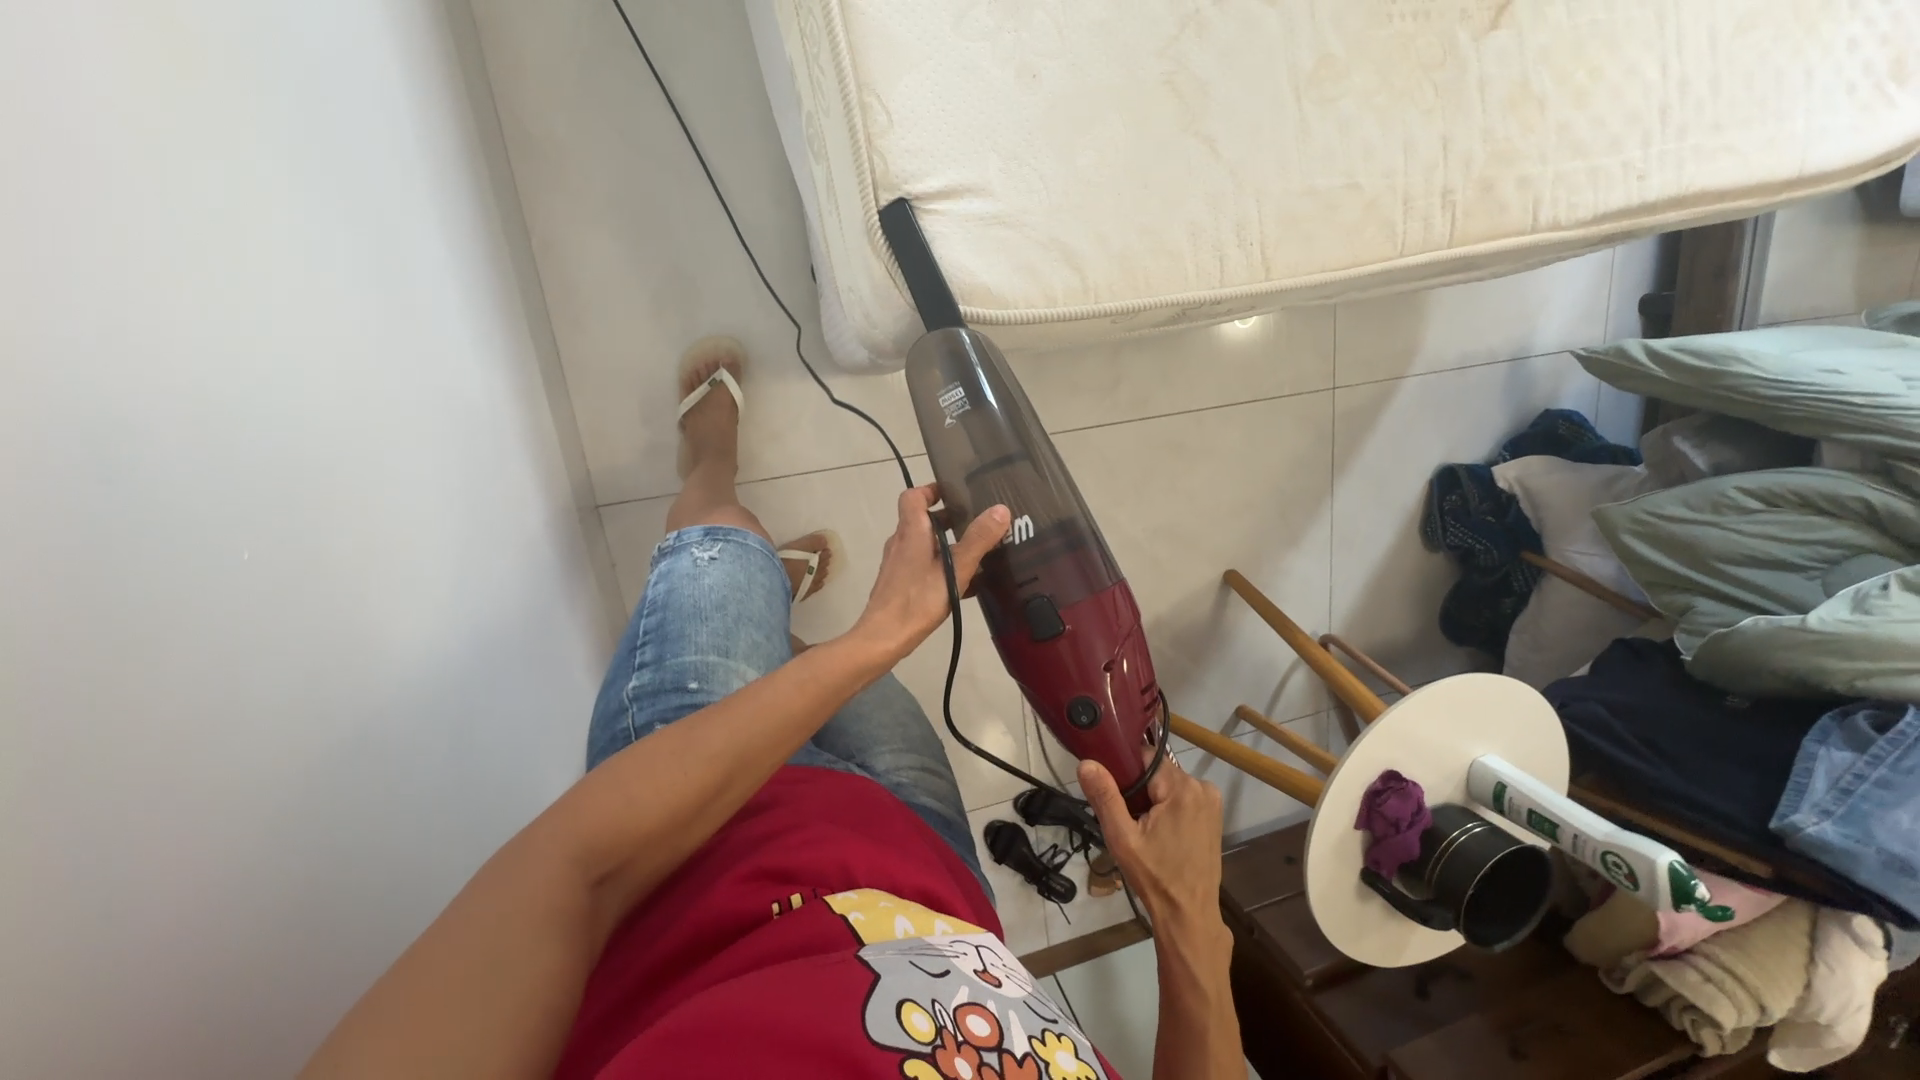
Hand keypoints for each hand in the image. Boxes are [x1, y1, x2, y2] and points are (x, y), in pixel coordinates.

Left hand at [848, 484, 1007, 660]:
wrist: (884, 637)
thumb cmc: (918, 599)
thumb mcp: (955, 568)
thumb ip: (978, 539)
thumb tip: (1000, 509)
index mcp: (911, 531)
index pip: (913, 496)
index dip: (932, 490)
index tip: (955, 493)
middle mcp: (900, 543)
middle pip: (921, 520)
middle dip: (948, 519)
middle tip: (977, 524)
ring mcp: (897, 565)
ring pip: (923, 545)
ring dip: (946, 545)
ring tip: (975, 553)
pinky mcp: (899, 584)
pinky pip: (922, 566)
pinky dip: (940, 566)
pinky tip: (962, 585)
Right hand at [1081, 749, 1229, 942]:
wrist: (1189, 913)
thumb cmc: (1154, 876)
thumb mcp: (1122, 837)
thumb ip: (1105, 796)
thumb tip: (1086, 763)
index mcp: (1182, 787)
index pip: (1145, 757)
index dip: (1125, 770)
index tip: (1113, 792)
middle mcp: (1202, 787)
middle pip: (1158, 772)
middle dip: (1139, 789)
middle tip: (1126, 820)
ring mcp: (1212, 801)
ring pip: (1169, 785)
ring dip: (1153, 799)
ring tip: (1142, 830)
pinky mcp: (1214, 815)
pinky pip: (1183, 798)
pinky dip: (1168, 808)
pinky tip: (1159, 834)